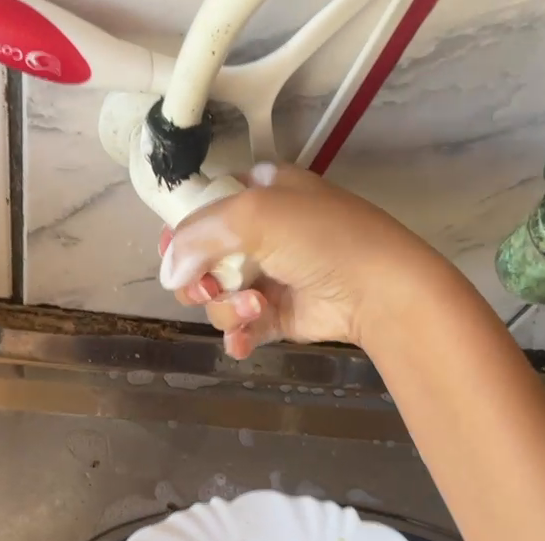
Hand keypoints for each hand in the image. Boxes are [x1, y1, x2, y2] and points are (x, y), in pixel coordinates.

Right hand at [157, 162, 436, 358]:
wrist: (377, 290)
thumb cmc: (320, 239)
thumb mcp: (255, 216)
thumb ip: (198, 237)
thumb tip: (167, 275)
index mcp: (257, 194)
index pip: (200, 213)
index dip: (181, 239)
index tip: (175, 260)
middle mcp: (259, 235)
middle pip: (200, 263)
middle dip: (202, 281)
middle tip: (215, 287)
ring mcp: (267, 277)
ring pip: (217, 300)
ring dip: (229, 310)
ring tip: (258, 308)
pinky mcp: (276, 315)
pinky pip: (239, 328)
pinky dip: (238, 336)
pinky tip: (245, 342)